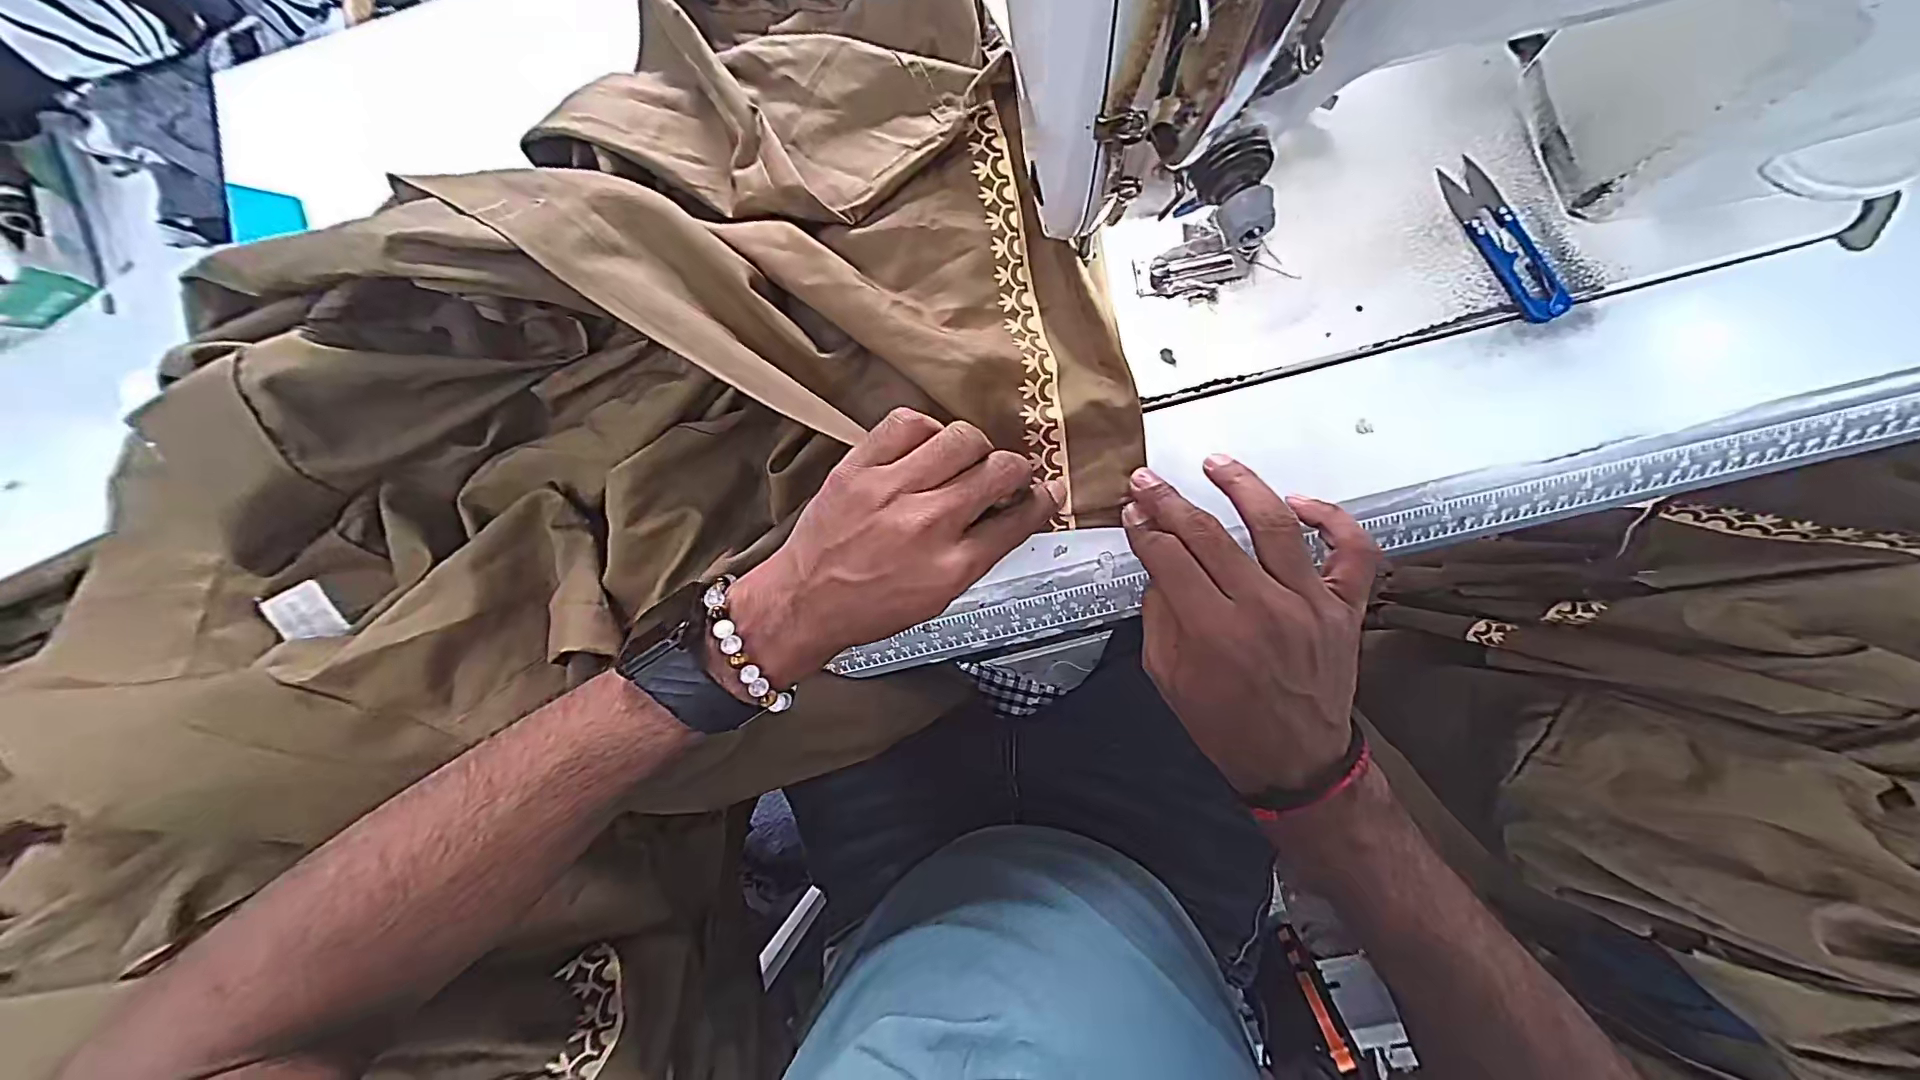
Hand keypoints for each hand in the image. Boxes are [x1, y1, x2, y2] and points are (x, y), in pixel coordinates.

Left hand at [722, 408, 1062, 686]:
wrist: (803, 601)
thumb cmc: (869, 607)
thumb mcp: (938, 597)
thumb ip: (979, 555)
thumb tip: (1011, 516)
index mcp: (952, 567)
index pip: (1017, 520)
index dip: (1042, 501)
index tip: (1047, 491)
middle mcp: (927, 524)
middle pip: (998, 471)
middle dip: (1016, 469)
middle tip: (1008, 474)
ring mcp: (891, 490)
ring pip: (961, 438)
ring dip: (977, 446)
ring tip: (967, 459)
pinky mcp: (859, 467)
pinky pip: (908, 423)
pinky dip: (927, 429)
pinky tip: (926, 446)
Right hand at [1121, 457, 1378, 794]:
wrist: (1295, 760)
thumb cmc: (1225, 724)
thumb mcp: (1167, 677)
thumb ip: (1159, 616)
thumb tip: (1158, 567)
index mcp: (1212, 632)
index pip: (1168, 558)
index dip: (1143, 529)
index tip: (1132, 512)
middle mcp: (1262, 609)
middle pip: (1207, 535)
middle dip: (1168, 502)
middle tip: (1147, 481)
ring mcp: (1311, 604)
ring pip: (1275, 525)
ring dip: (1240, 486)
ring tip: (1215, 463)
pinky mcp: (1346, 607)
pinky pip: (1352, 550)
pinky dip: (1332, 518)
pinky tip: (1299, 502)